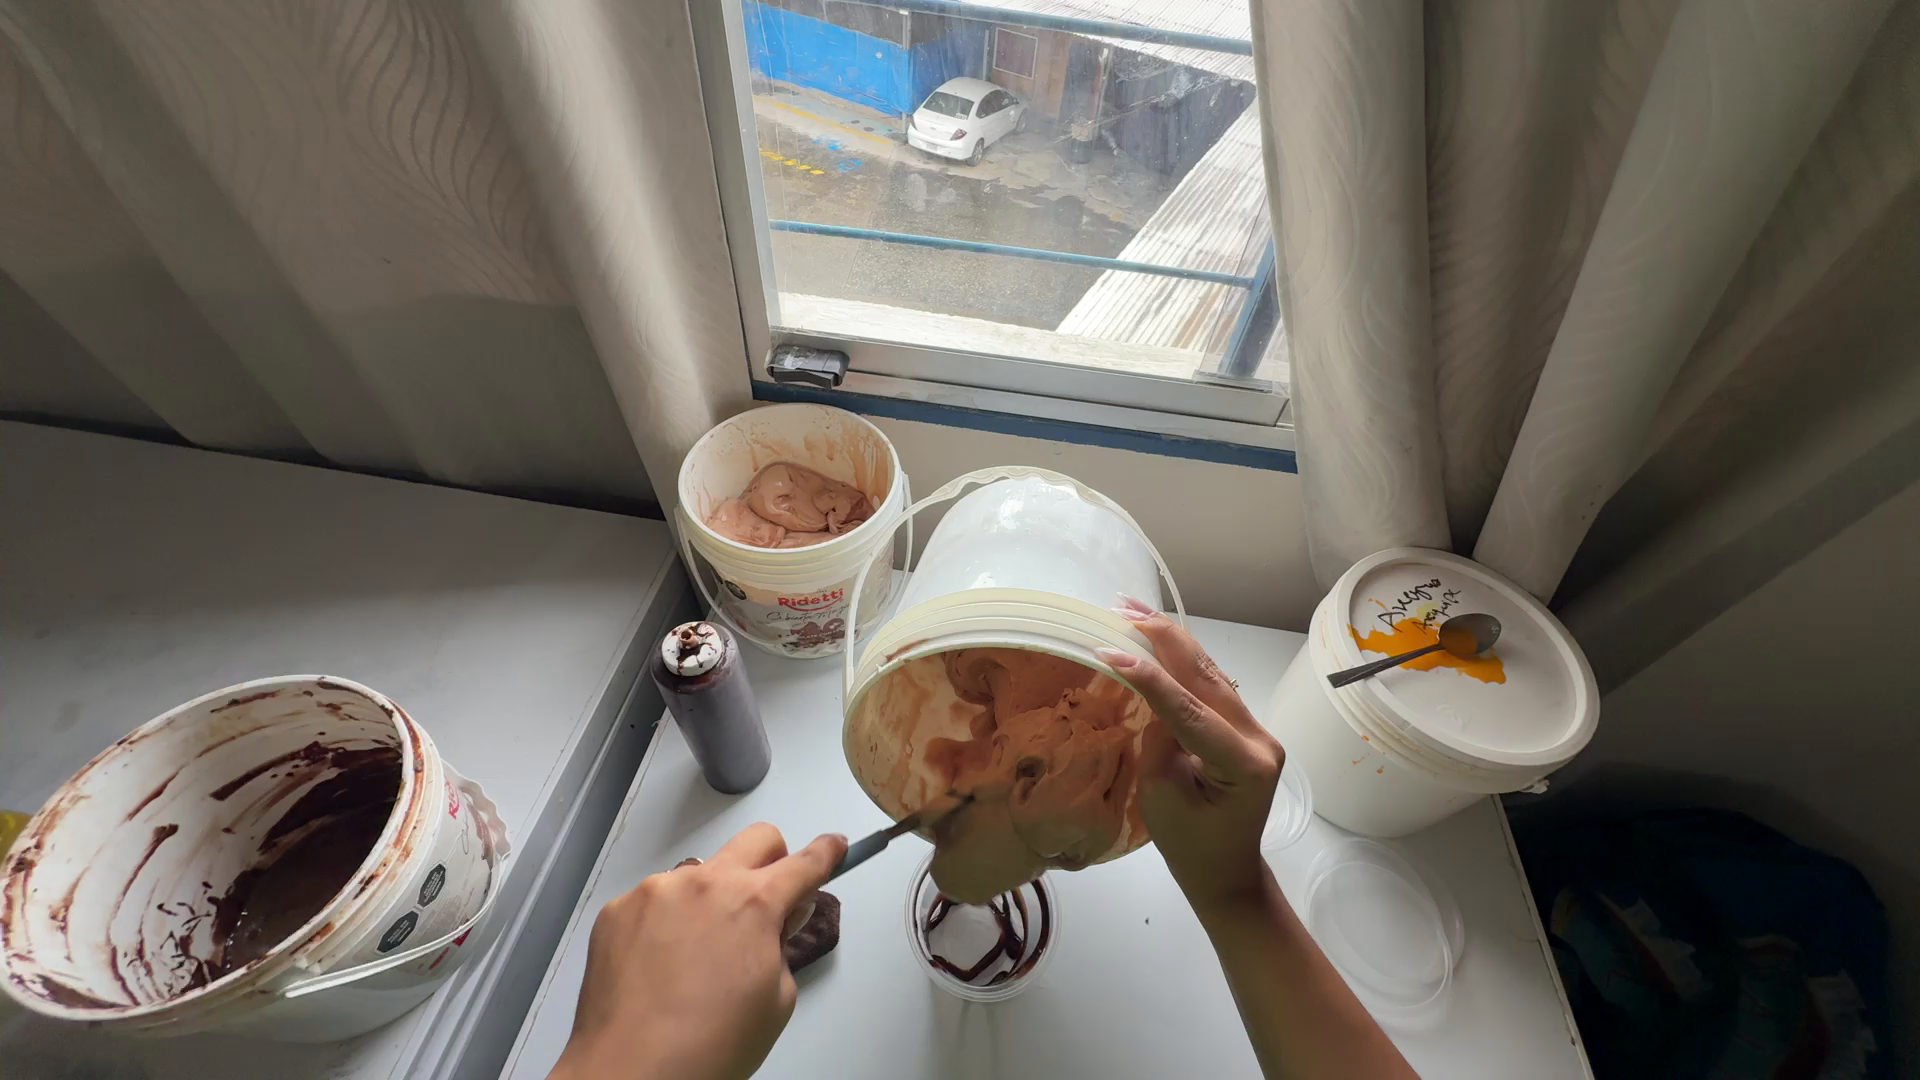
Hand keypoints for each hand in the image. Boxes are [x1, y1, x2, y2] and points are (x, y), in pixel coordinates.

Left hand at [550, 824, 848, 1079]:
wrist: (628, 1078)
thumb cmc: (713, 1048)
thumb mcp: (776, 1001)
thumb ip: (783, 945)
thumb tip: (777, 920)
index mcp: (756, 903)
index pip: (806, 862)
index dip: (827, 852)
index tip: (835, 846)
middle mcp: (709, 882)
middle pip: (758, 839)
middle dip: (772, 860)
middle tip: (764, 902)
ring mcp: (660, 890)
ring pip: (702, 871)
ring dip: (711, 896)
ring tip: (693, 953)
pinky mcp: (619, 908)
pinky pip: (656, 899)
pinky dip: (665, 921)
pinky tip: (656, 964)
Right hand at [1098, 597, 1282, 918]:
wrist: (1227, 873)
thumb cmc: (1189, 847)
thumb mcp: (1160, 793)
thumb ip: (1159, 737)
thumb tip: (1153, 689)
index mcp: (1243, 763)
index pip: (1188, 709)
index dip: (1147, 676)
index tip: (1109, 649)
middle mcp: (1259, 737)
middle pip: (1207, 675)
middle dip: (1162, 637)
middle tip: (1122, 608)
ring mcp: (1256, 728)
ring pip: (1210, 671)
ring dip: (1170, 639)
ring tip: (1133, 609)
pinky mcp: (1245, 726)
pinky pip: (1210, 684)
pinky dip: (1180, 658)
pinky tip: (1157, 636)